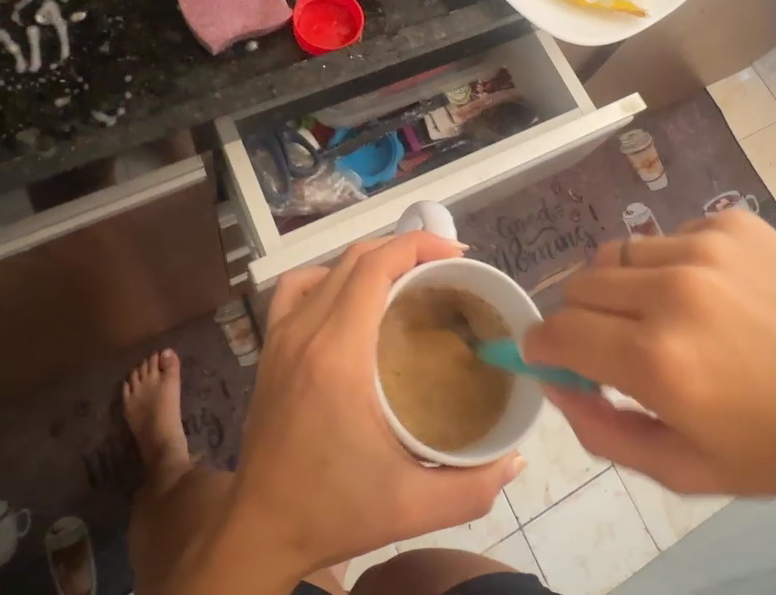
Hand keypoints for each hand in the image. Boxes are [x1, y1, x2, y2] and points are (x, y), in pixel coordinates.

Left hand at [226, 231, 525, 577]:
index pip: (375, 266)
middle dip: (405, 248)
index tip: (459, 255)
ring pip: (326, 268)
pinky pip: (296, 289)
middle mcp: (306, 332)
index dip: (418, 245)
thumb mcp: (413, 507)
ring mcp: (281, 336)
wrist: (260, 530)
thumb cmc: (335, 512)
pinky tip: (351, 297)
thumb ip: (474, 486)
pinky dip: (328, 277)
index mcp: (338, 355)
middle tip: (447, 268)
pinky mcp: (270, 348)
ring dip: (369, 260)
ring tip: (406, 277)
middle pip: (356, 259)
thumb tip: (515, 458)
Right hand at [522, 212, 775, 514]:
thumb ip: (600, 430)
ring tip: (670, 322)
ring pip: (618, 255)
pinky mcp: (733, 224)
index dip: (543, 346)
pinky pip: (667, 238)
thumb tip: (552, 381)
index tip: (553, 357)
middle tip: (618, 350)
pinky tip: (716, 299)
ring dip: (624, 289)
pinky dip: (670, 267)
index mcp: (659, 361)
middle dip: (583, 320)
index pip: (557, 331)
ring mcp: (706, 249)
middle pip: (579, 285)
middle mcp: (673, 292)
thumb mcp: (683, 469)